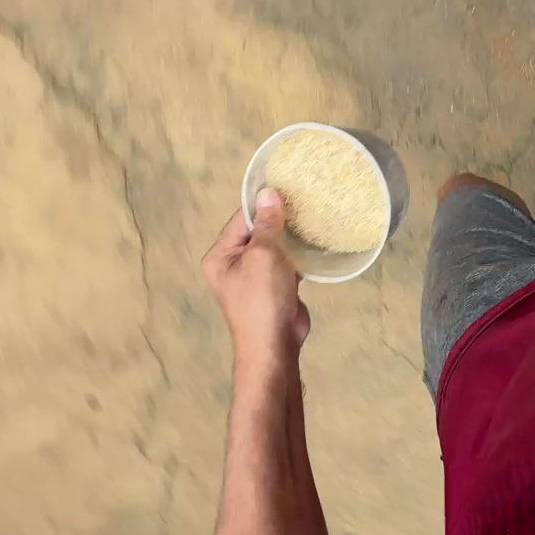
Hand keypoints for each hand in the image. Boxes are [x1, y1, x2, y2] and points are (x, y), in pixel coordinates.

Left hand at [202, 188, 310, 369]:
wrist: (275, 345)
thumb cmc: (263, 298)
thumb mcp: (264, 255)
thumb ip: (267, 224)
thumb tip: (268, 192)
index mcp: (220, 255)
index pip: (242, 218)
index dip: (264, 204)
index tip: (289, 189)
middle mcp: (233, 263)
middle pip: (257, 231)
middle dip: (279, 218)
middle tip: (305, 201)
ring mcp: (254, 276)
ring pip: (273, 246)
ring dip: (289, 236)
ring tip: (312, 217)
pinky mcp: (274, 286)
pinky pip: (284, 261)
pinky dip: (296, 252)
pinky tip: (313, 242)